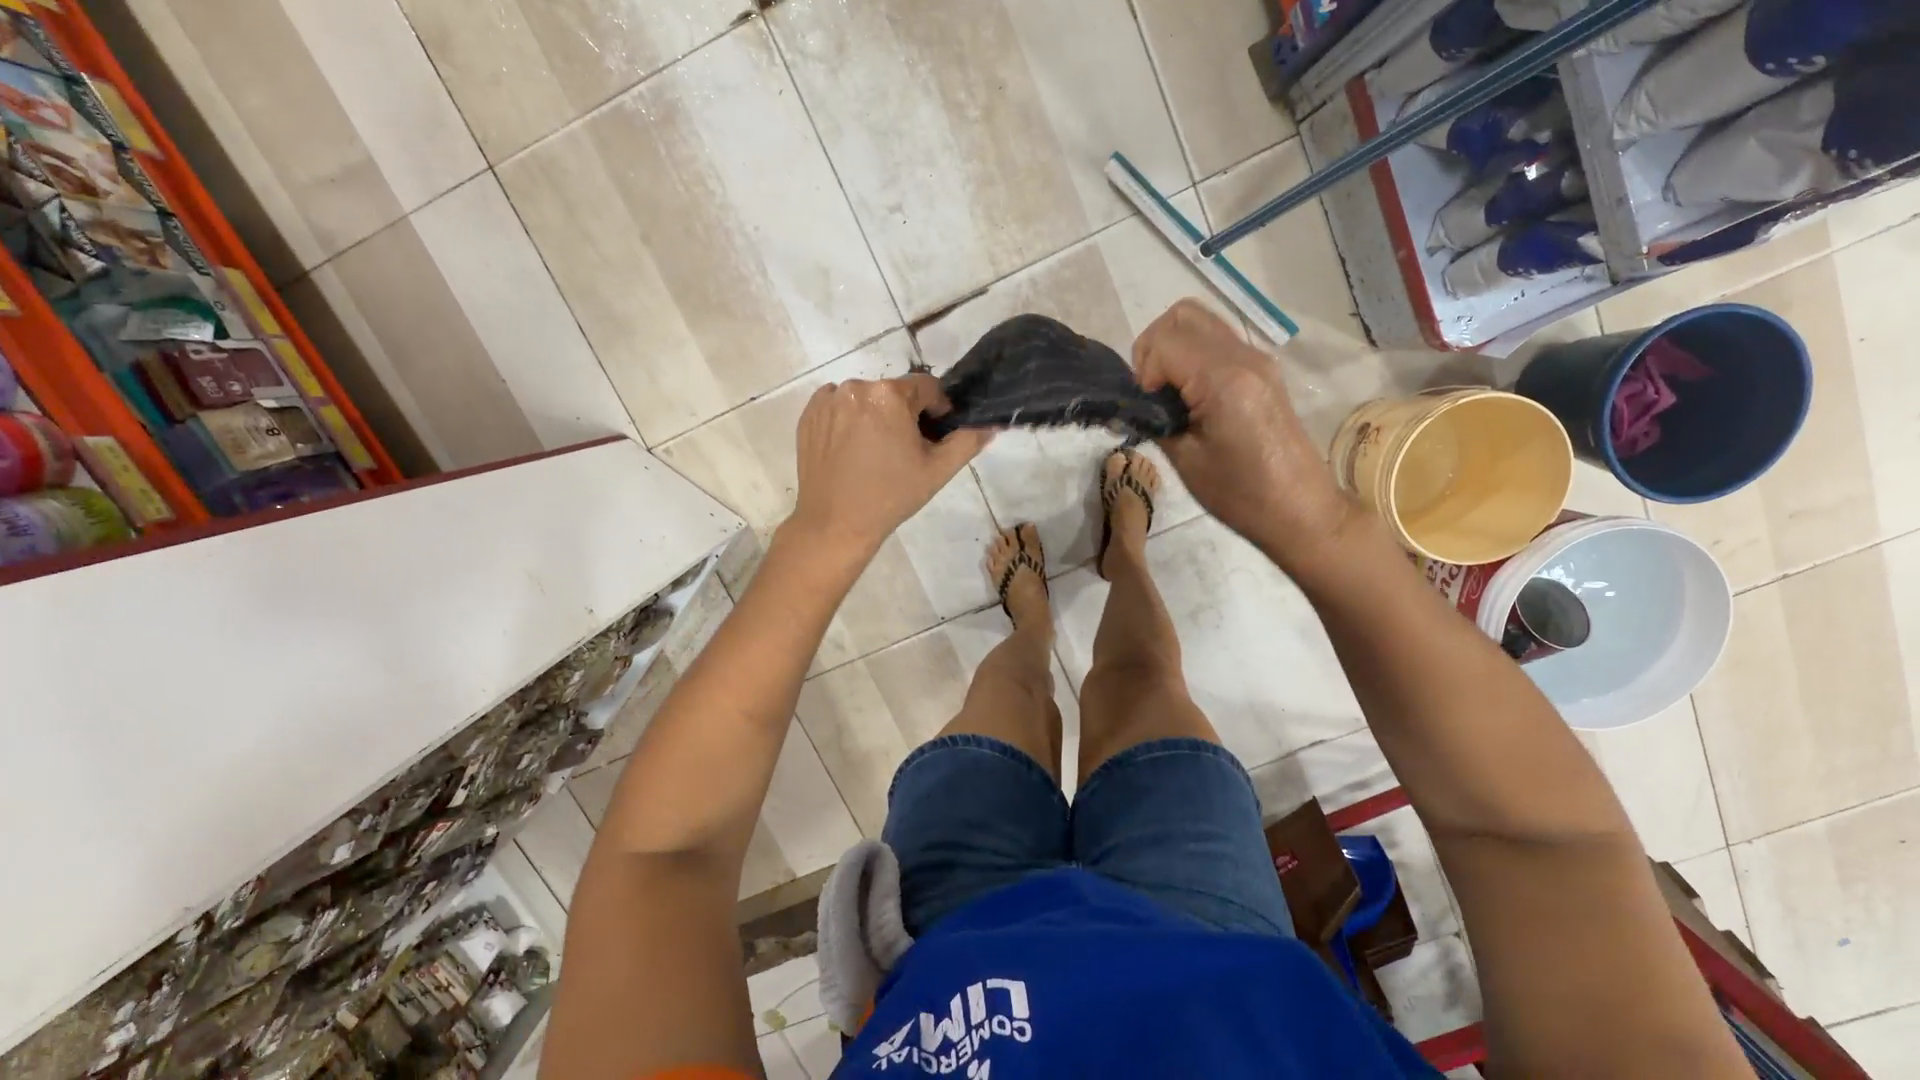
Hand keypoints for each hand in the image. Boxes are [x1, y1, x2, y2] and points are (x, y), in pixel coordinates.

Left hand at [787, 374, 992, 557]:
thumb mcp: (937, 471)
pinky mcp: (808, 414)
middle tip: (905, 449)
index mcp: (890, 395)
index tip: (935, 435)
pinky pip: (838, 406)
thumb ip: (967, 441)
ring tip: (876, 451)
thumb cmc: (891, 496)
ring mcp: (827, 399)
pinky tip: (852, 449)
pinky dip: (848, 419)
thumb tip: (991, 425)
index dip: (937, 410)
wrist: (835, 523)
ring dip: (876, 415)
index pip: (927, 387)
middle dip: (905, 414)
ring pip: (866, 398)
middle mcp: (856, 387)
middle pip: (894, 392)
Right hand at [1134, 300, 1359, 570]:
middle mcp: (1244, 356)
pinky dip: (1193, 355)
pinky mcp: (1263, 369)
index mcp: (1225, 379)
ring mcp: (1258, 359)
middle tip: (1152, 391)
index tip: (1149, 409)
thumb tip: (1135, 403)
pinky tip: (1192, 396)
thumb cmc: (1241, 494)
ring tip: (1170, 392)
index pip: (1164, 342)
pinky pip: (1218, 341)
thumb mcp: (1185, 460)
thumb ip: (1155, 420)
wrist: (1301, 509)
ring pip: (1200, 321)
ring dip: (1174, 348)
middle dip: (1154, 347)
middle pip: (1181, 315)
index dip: (1144, 372)